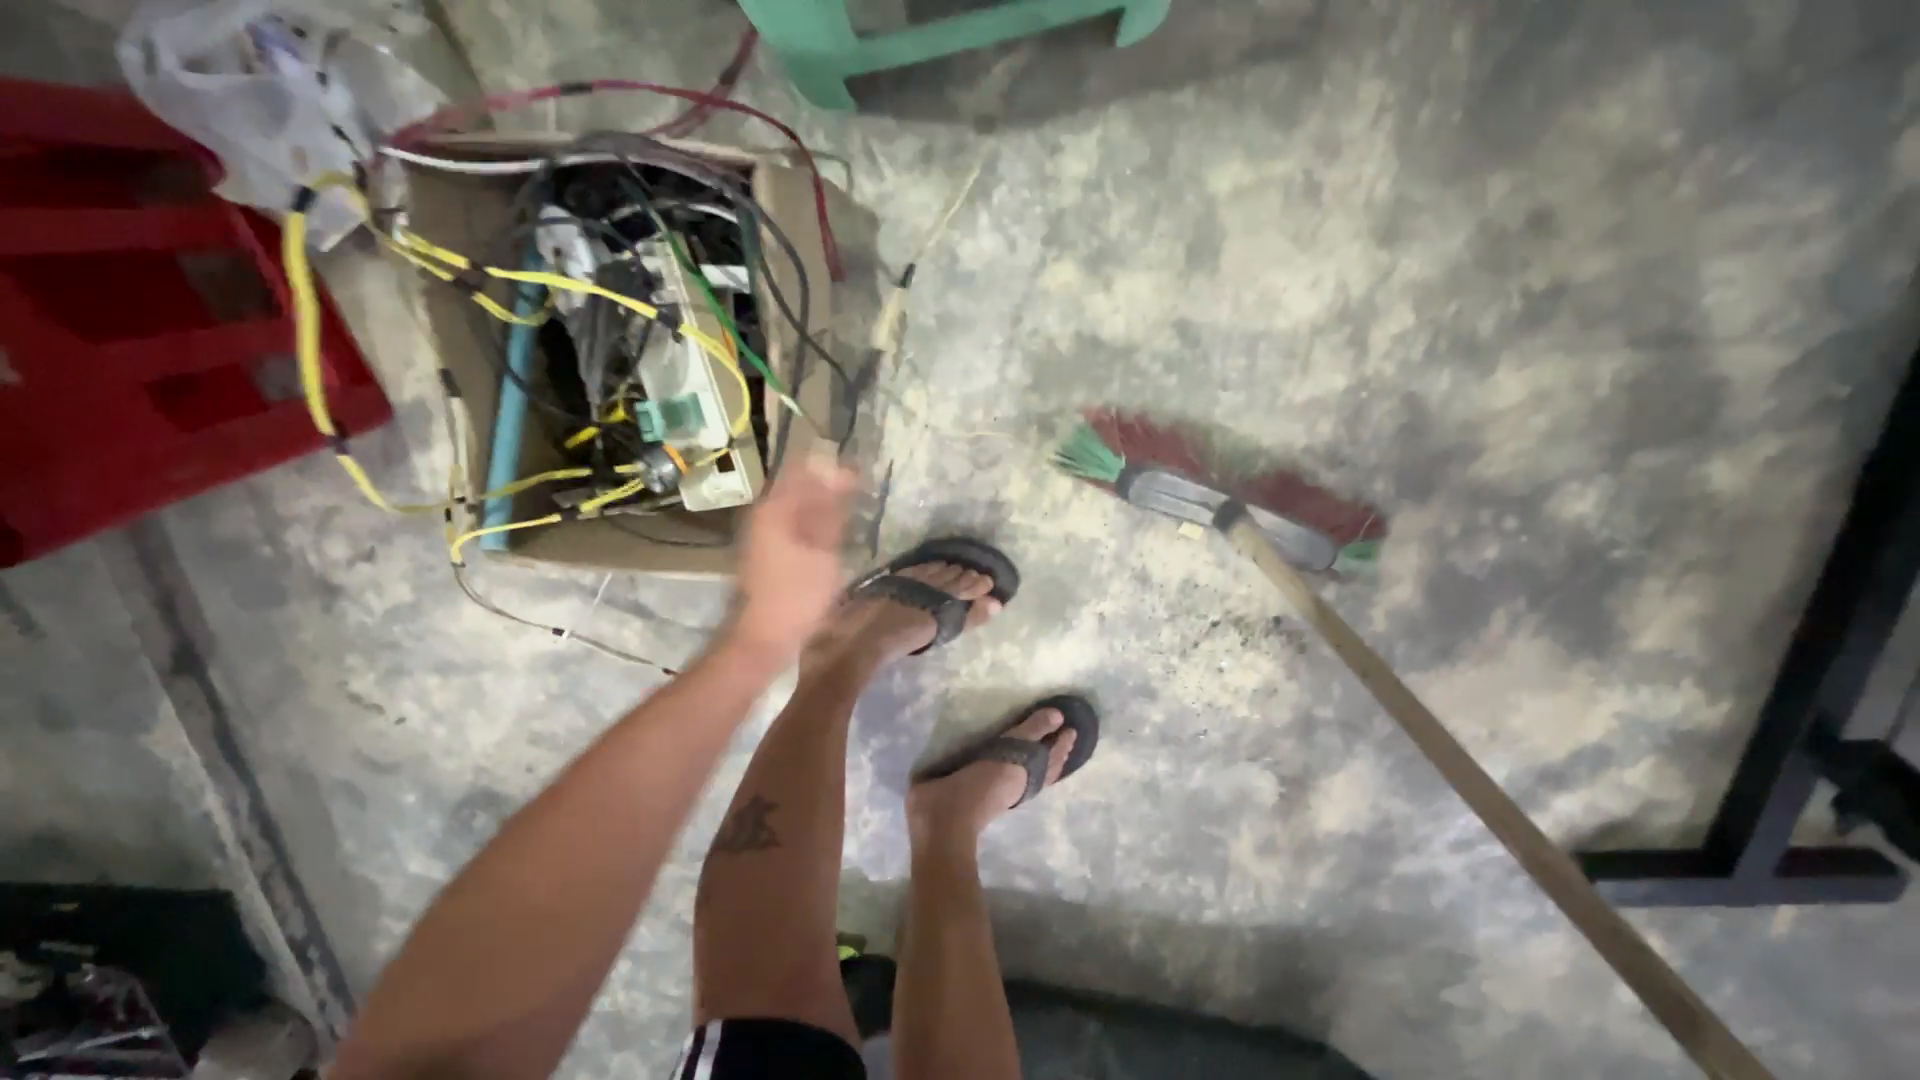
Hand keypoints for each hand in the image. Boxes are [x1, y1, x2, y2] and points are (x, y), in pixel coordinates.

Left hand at [729, 456, 857, 657]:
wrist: (765, 637)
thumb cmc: (797, 595)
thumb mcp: (824, 551)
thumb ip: (833, 511)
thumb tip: (844, 475)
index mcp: (774, 508)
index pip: (803, 467)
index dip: (832, 468)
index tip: (860, 477)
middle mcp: (763, 514)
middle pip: (798, 486)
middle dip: (829, 488)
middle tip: (859, 496)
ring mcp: (761, 533)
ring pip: (796, 507)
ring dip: (822, 508)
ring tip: (851, 516)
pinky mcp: (766, 551)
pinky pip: (793, 525)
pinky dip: (813, 526)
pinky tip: (833, 538)